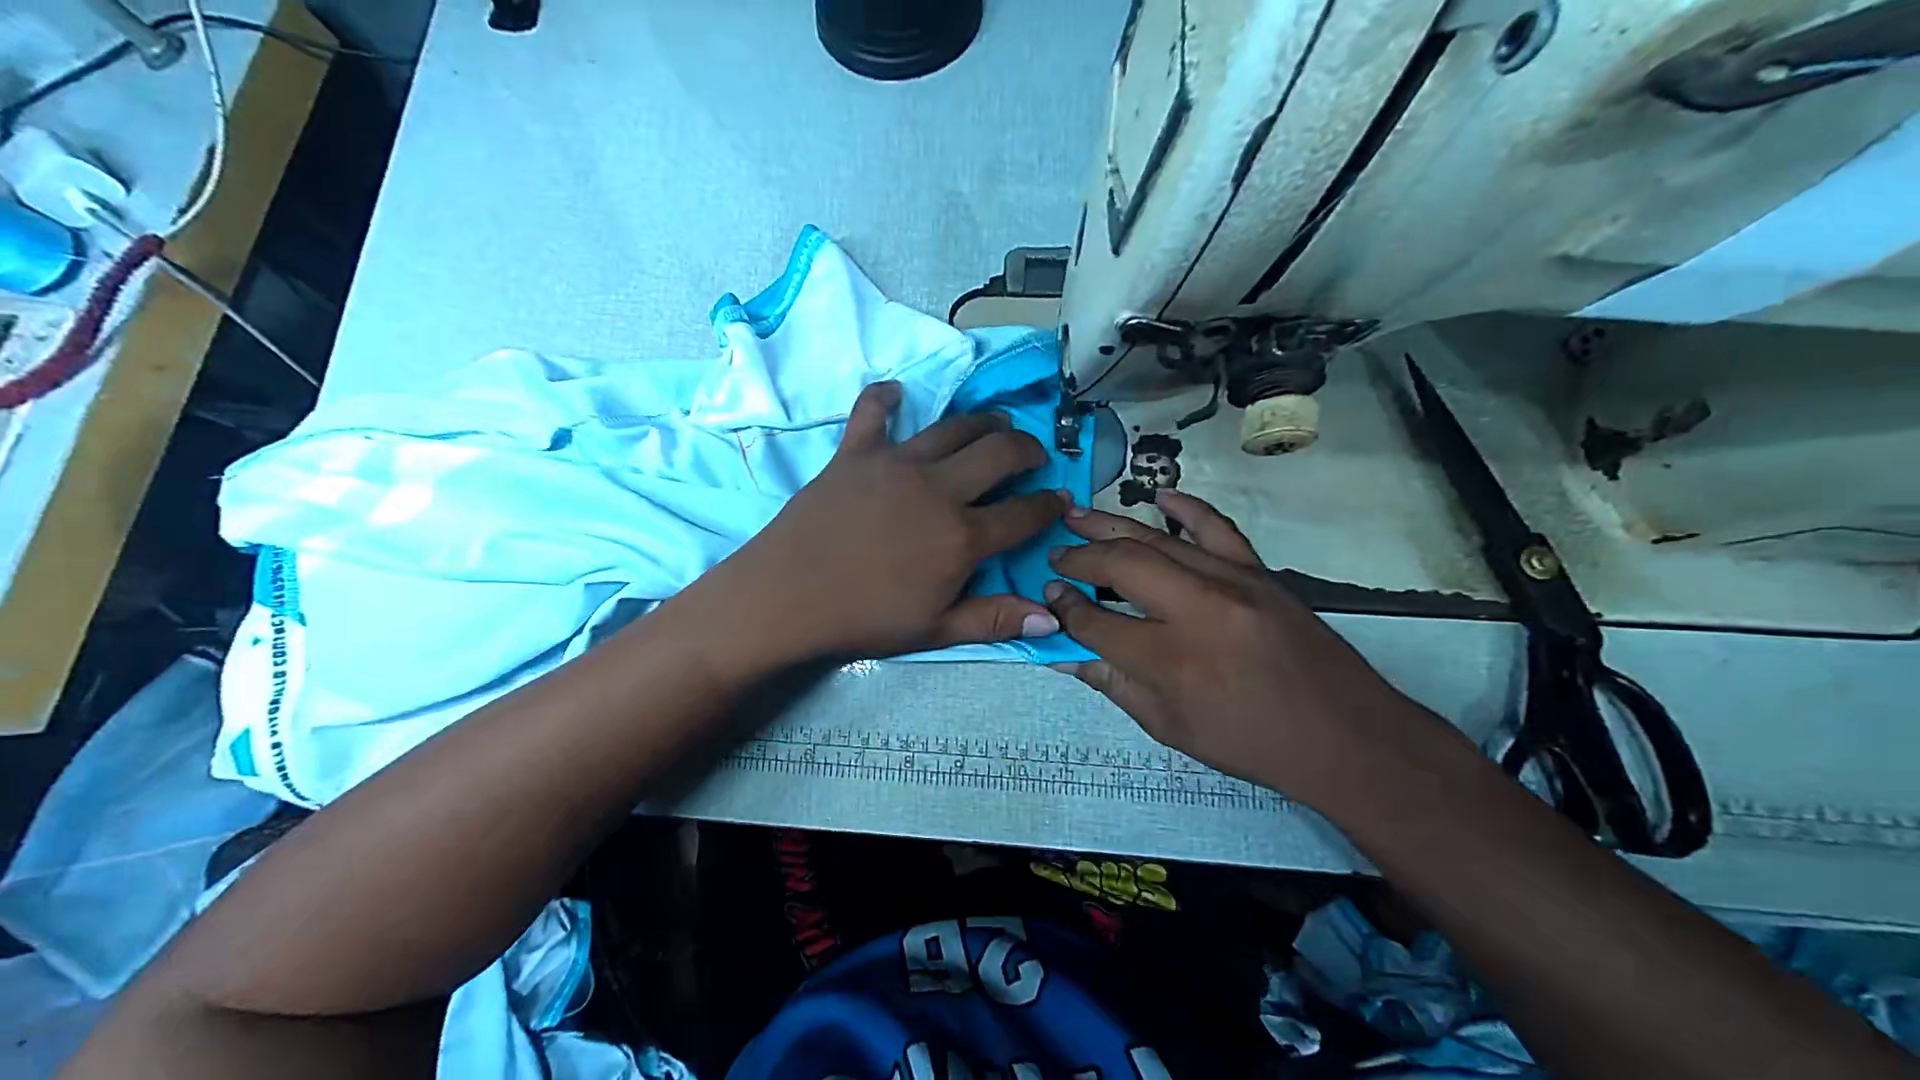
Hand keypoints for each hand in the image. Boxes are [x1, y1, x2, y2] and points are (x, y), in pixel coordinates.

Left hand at [688, 381, 1067, 663]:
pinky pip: (874, 412)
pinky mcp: (856, 452)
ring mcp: (896, 463)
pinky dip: (886, 398)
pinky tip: (898, 393)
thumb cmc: (863, 618)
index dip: (1050, 505)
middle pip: (999, 452)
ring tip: (994, 424)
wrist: (785, 597)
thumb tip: (1052, 620)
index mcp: (962, 536)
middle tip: (1033, 456)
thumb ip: (994, 619)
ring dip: (983, 422)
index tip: (1060, 499)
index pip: (1024, 513)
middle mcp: (938, 488)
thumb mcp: (934, 629)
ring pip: (954, 427)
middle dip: (1027, 450)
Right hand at [1043, 491, 1439, 801]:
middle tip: (1056, 557)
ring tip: (1077, 517)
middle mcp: (1195, 611)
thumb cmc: (1250, 741)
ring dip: (1111, 527)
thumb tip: (1065, 655)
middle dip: (1079, 559)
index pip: (1095, 622)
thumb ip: (1113, 685)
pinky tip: (1160, 497)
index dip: (1065, 607)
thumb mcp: (1171, 727)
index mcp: (1169, 661)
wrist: (1344, 735)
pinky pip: (1217, 527)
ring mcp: (1231, 582)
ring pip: (1158, 540)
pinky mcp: (1259, 572)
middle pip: (1121, 566)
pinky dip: (1187, 507)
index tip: (1049, 595)